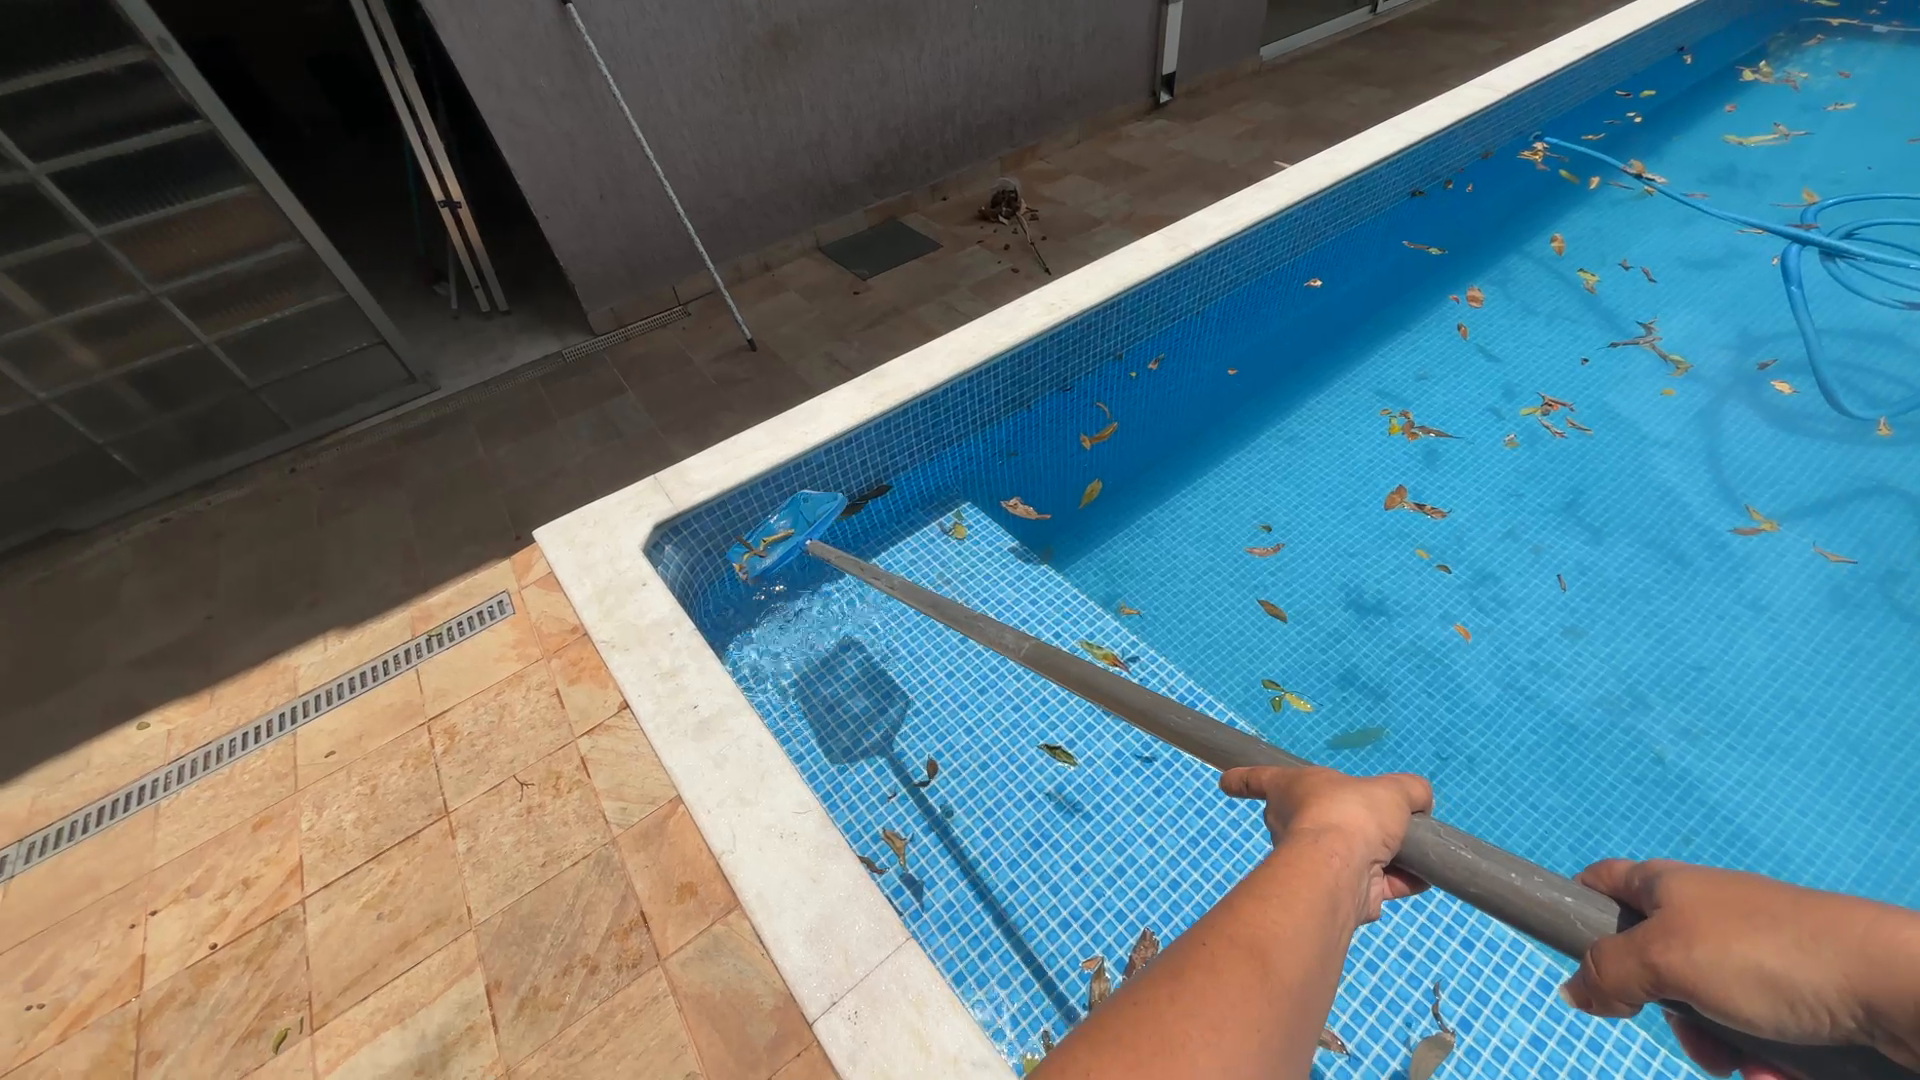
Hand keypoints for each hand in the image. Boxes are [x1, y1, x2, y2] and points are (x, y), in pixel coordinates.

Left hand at [1220, 765, 1431, 922]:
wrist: (1343, 865)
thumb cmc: (1349, 812)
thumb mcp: (1389, 789)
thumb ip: (1408, 790)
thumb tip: (1419, 799)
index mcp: (1286, 787)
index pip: (1255, 779)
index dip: (1241, 778)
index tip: (1224, 781)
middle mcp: (1288, 821)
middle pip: (1310, 821)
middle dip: (1343, 825)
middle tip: (1376, 823)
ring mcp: (1309, 860)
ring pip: (1344, 856)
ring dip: (1379, 858)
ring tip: (1408, 852)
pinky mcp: (1335, 892)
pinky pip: (1368, 884)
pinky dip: (1396, 883)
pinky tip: (1419, 879)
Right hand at [1561, 859, 1919, 1076]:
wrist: (1899, 985)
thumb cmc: (1759, 954)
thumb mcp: (1660, 958)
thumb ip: (1605, 971)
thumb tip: (1571, 991)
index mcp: (1665, 885)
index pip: (1602, 882)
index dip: (1582, 909)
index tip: (1580, 953)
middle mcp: (1708, 912)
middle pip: (1659, 961)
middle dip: (1667, 1009)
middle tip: (1687, 1034)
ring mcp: (1762, 953)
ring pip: (1715, 1005)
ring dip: (1722, 1044)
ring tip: (1748, 1067)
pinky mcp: (1811, 992)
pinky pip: (1768, 1029)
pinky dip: (1767, 1057)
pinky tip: (1779, 1074)